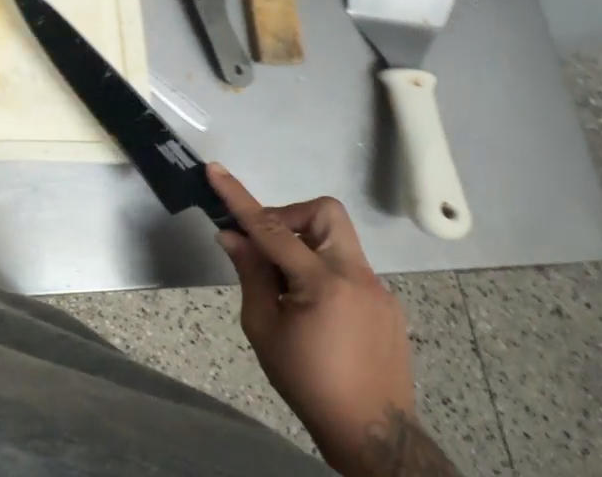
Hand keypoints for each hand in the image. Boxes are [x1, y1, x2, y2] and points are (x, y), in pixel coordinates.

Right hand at [207, 165, 418, 471]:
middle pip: (325, 214)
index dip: (238, 197)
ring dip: (303, 245)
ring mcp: (378, 290)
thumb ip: (251, 274)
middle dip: (289, 216)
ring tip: (282, 283)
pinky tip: (308, 306)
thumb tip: (232, 236)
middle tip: (265, 245)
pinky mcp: (386, 305)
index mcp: (323, 283)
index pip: (271, 227)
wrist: (372, 431)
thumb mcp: (263, 327)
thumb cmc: (306, 380)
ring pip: (337, 239)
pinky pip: (347, 267)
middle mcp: (357, 277)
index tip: (215, 171)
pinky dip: (320, 269)